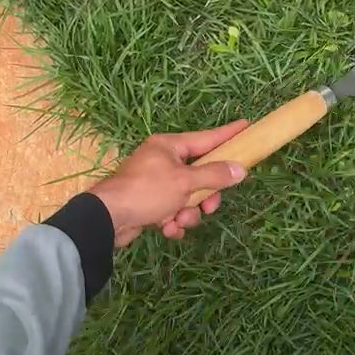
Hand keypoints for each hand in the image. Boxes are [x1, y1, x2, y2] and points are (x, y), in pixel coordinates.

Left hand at [89, 120, 251, 245]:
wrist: (108, 218)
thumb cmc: (147, 191)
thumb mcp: (184, 182)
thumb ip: (214, 175)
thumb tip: (239, 169)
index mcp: (170, 146)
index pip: (207, 138)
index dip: (228, 134)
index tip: (246, 125)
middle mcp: (163, 161)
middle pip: (200, 174)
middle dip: (205, 196)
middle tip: (209, 207)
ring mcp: (156, 183)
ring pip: (188, 197)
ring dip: (188, 213)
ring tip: (179, 220)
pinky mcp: (150, 204)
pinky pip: (173, 210)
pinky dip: (173, 221)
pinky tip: (167, 229)